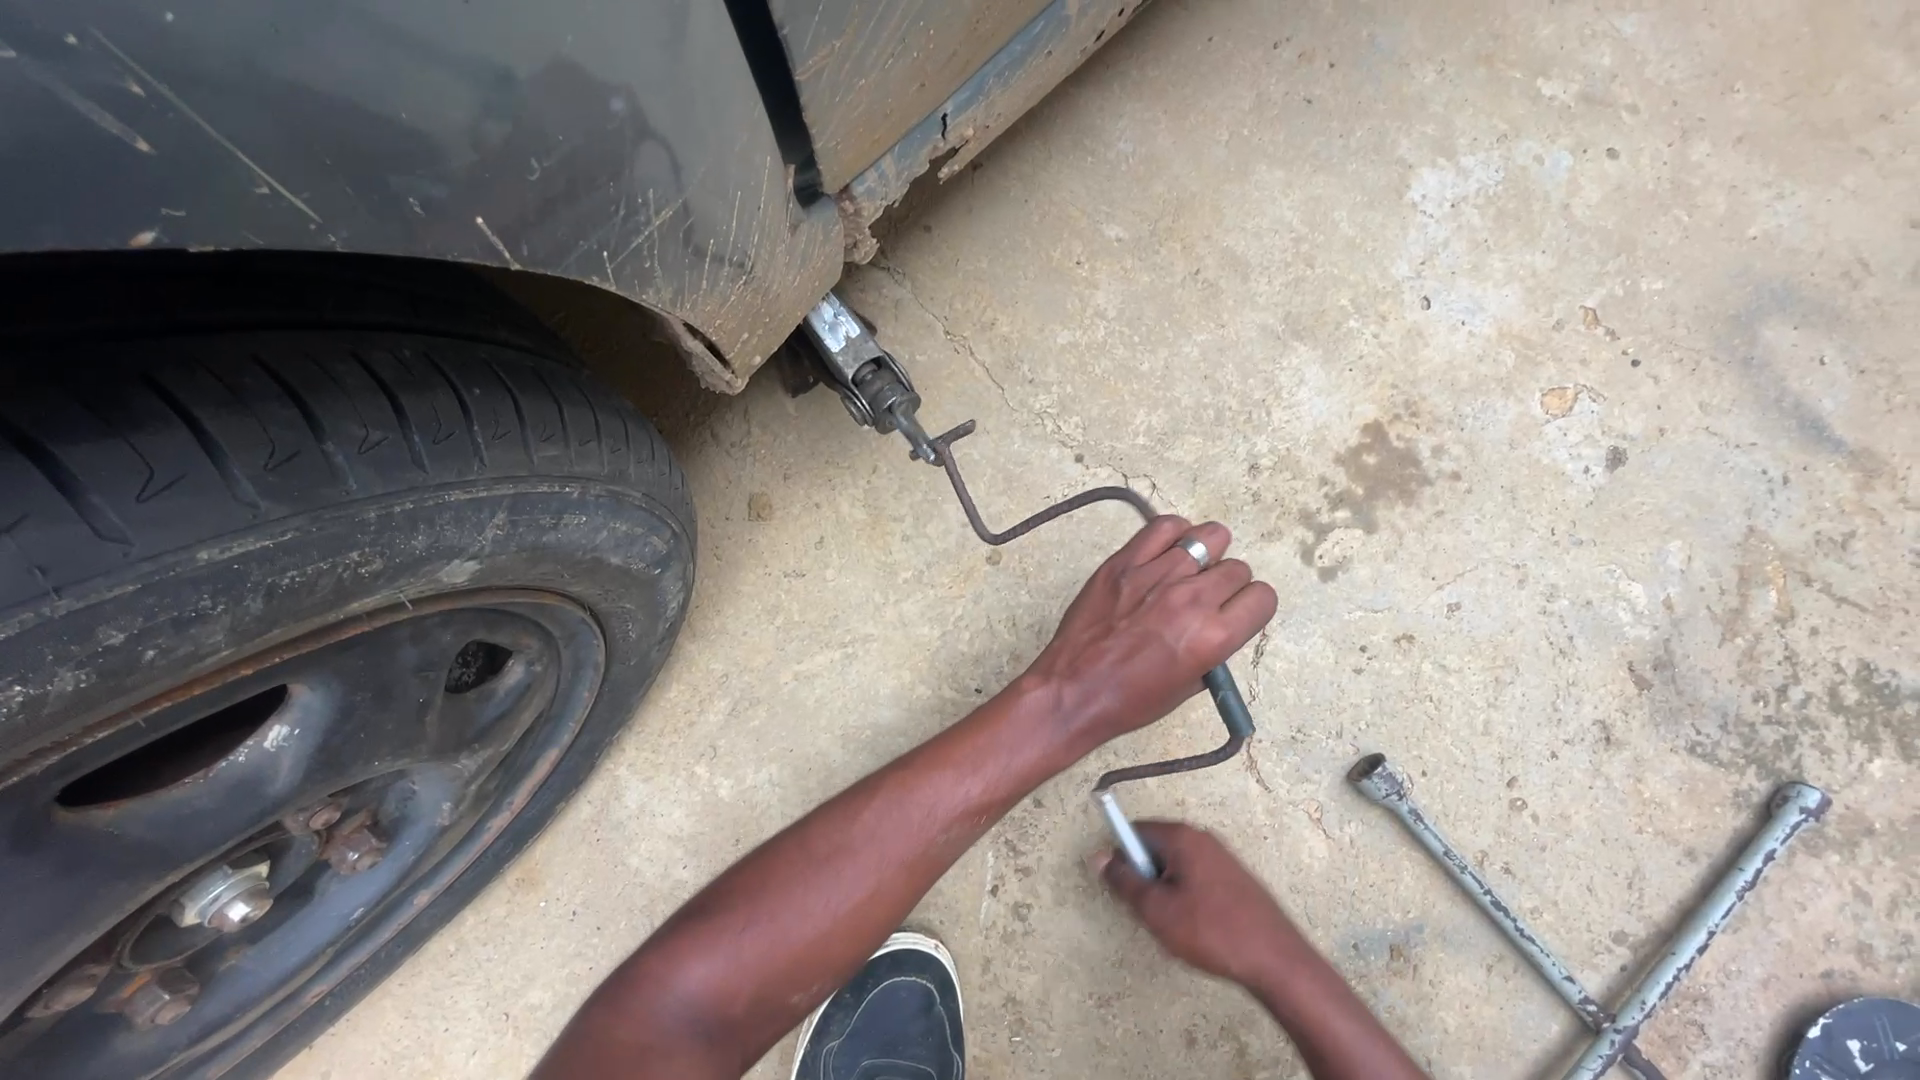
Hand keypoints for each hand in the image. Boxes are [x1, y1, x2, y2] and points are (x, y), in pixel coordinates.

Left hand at [1025, 516, 1275, 748]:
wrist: (1074, 689)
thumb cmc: (1130, 699)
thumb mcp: (1190, 685)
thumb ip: (1215, 646)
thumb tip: (1223, 619)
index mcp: (1214, 637)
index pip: (1262, 597)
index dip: (1251, 605)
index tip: (1236, 611)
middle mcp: (1192, 600)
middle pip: (1237, 568)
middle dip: (1228, 583)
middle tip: (1205, 597)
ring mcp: (1156, 574)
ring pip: (1208, 537)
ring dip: (1206, 554)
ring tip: (1189, 569)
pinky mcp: (1124, 562)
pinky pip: (1164, 526)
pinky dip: (1174, 533)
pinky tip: (1168, 550)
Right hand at [1099, 821, 1294, 987]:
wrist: (1276, 960)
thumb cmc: (1210, 931)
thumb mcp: (1156, 909)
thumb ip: (1123, 881)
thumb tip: (1100, 856)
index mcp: (1181, 836)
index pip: (1133, 830)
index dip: (1121, 858)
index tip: (1123, 890)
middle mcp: (1202, 837)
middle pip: (1155, 848)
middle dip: (1145, 878)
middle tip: (1150, 912)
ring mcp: (1222, 857)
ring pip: (1175, 867)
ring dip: (1166, 892)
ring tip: (1175, 925)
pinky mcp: (1235, 878)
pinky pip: (1195, 878)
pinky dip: (1187, 898)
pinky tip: (1197, 928)